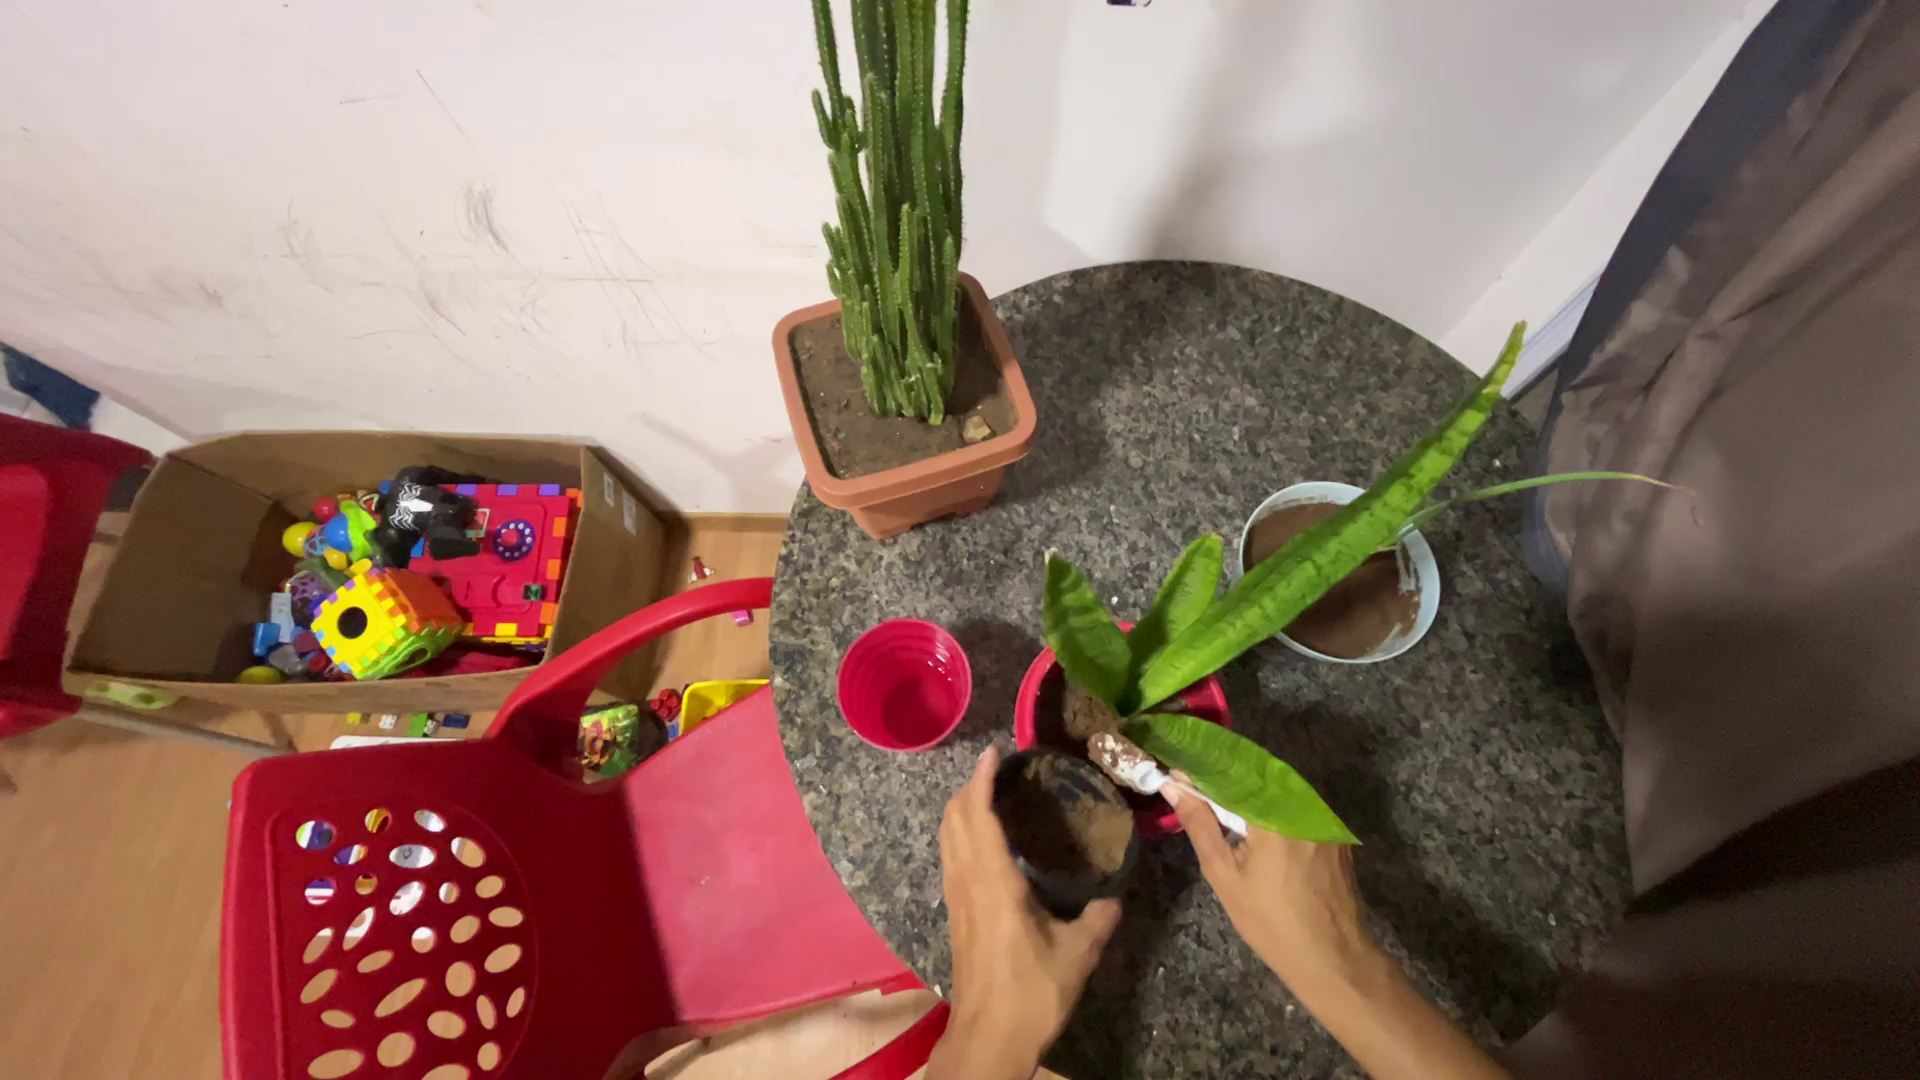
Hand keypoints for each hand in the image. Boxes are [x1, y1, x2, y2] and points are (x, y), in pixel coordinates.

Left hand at [927, 746, 1122, 1079]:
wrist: (987, 1037)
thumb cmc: (1030, 992)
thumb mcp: (1076, 955)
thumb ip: (1099, 919)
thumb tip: (1117, 894)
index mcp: (993, 880)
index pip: (978, 815)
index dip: (982, 780)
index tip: (992, 753)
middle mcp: (967, 879)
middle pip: (954, 818)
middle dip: (969, 786)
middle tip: (994, 768)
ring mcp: (955, 895)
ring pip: (947, 836)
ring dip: (961, 807)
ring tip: (984, 792)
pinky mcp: (954, 911)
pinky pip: (950, 855)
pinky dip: (960, 831)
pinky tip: (980, 838)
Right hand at [1166, 779, 1374, 991]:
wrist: (1334, 960)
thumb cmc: (1271, 922)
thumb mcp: (1225, 875)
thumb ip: (1199, 825)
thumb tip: (1173, 787)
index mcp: (1273, 815)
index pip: (1230, 775)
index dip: (1200, 773)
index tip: (1176, 776)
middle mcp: (1303, 806)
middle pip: (1255, 775)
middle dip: (1224, 778)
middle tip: (1195, 790)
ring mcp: (1324, 818)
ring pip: (1277, 787)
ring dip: (1248, 790)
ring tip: (1222, 806)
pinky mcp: (1335, 831)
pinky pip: (1298, 804)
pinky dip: (1273, 806)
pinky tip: (1259, 825)